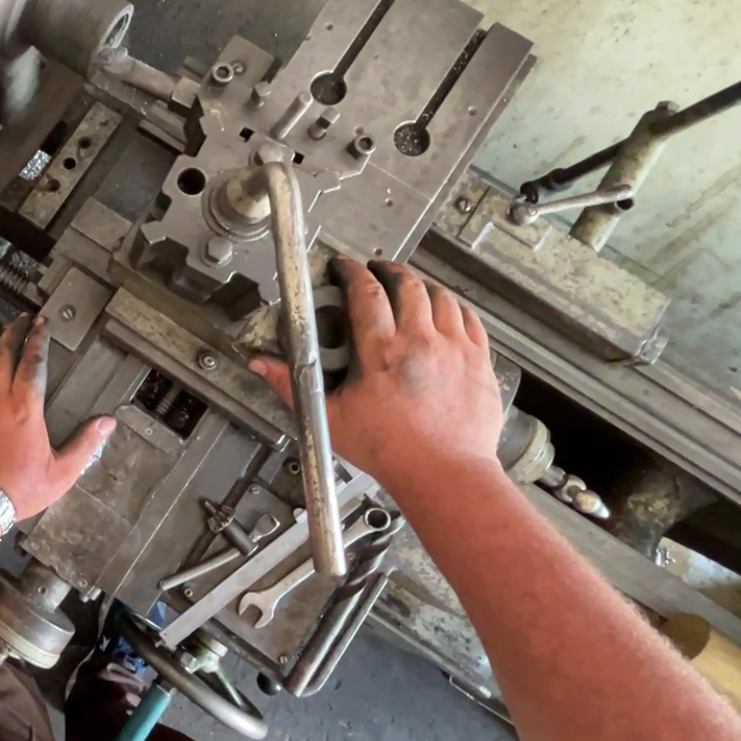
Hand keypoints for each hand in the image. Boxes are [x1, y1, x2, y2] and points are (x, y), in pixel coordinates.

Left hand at [0, 315, 116, 519]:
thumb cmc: (15, 488)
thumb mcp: (60, 472)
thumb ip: (85, 444)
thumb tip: (108, 423)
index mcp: (24, 405)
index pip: (33, 360)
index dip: (39, 337)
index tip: (42, 322)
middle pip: (4, 350)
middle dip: (15, 330)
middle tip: (23, 319)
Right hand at [251, 258, 501, 489]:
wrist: (445, 474)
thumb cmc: (390, 450)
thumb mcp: (329, 417)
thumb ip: (291, 385)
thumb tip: (262, 365)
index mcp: (382, 353)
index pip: (366, 293)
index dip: (352, 271)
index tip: (345, 266)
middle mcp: (421, 343)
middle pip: (407, 284)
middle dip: (388, 270)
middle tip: (376, 270)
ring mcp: (455, 349)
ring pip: (442, 296)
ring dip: (422, 285)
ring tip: (409, 287)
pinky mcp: (479, 362)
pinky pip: (470, 318)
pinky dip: (455, 306)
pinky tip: (444, 310)